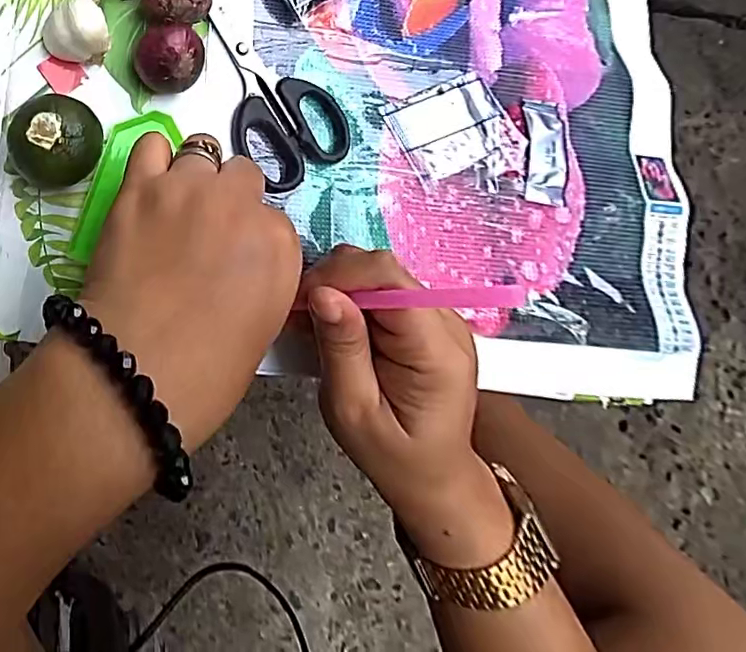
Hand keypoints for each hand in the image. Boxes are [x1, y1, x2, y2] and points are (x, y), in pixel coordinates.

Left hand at [76, 133, 300, 446]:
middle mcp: (238, 204)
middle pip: (241, 174)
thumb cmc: (205, 365)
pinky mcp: (140, 186)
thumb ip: (263, 274)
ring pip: (200, 153)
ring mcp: (187, 189)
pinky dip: (154, 157)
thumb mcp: (262, 323)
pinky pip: (151, 145)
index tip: (231, 250)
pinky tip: (149, 180)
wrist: (137, 361)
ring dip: (193, 175)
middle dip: (227, 197)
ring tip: (173, 205)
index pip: (271, 216)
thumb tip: (242, 258)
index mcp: (279, 244)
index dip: (248, 232)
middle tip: (203, 227)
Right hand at [303, 246, 512, 566]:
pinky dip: (346, 296)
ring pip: (375, 270)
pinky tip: (331, 324)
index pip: (387, 277)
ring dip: (336, 286)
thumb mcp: (353, 410)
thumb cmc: (393, 455)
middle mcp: (445, 322)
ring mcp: (436, 317)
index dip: (337, 276)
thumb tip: (322, 293)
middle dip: (332, 279)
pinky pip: (378, 286)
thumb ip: (341, 348)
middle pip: (381, 267)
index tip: (300, 301)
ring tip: (312, 322)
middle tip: (300, 313)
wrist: (435, 478)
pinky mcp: (421, 318)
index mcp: (436, 349)